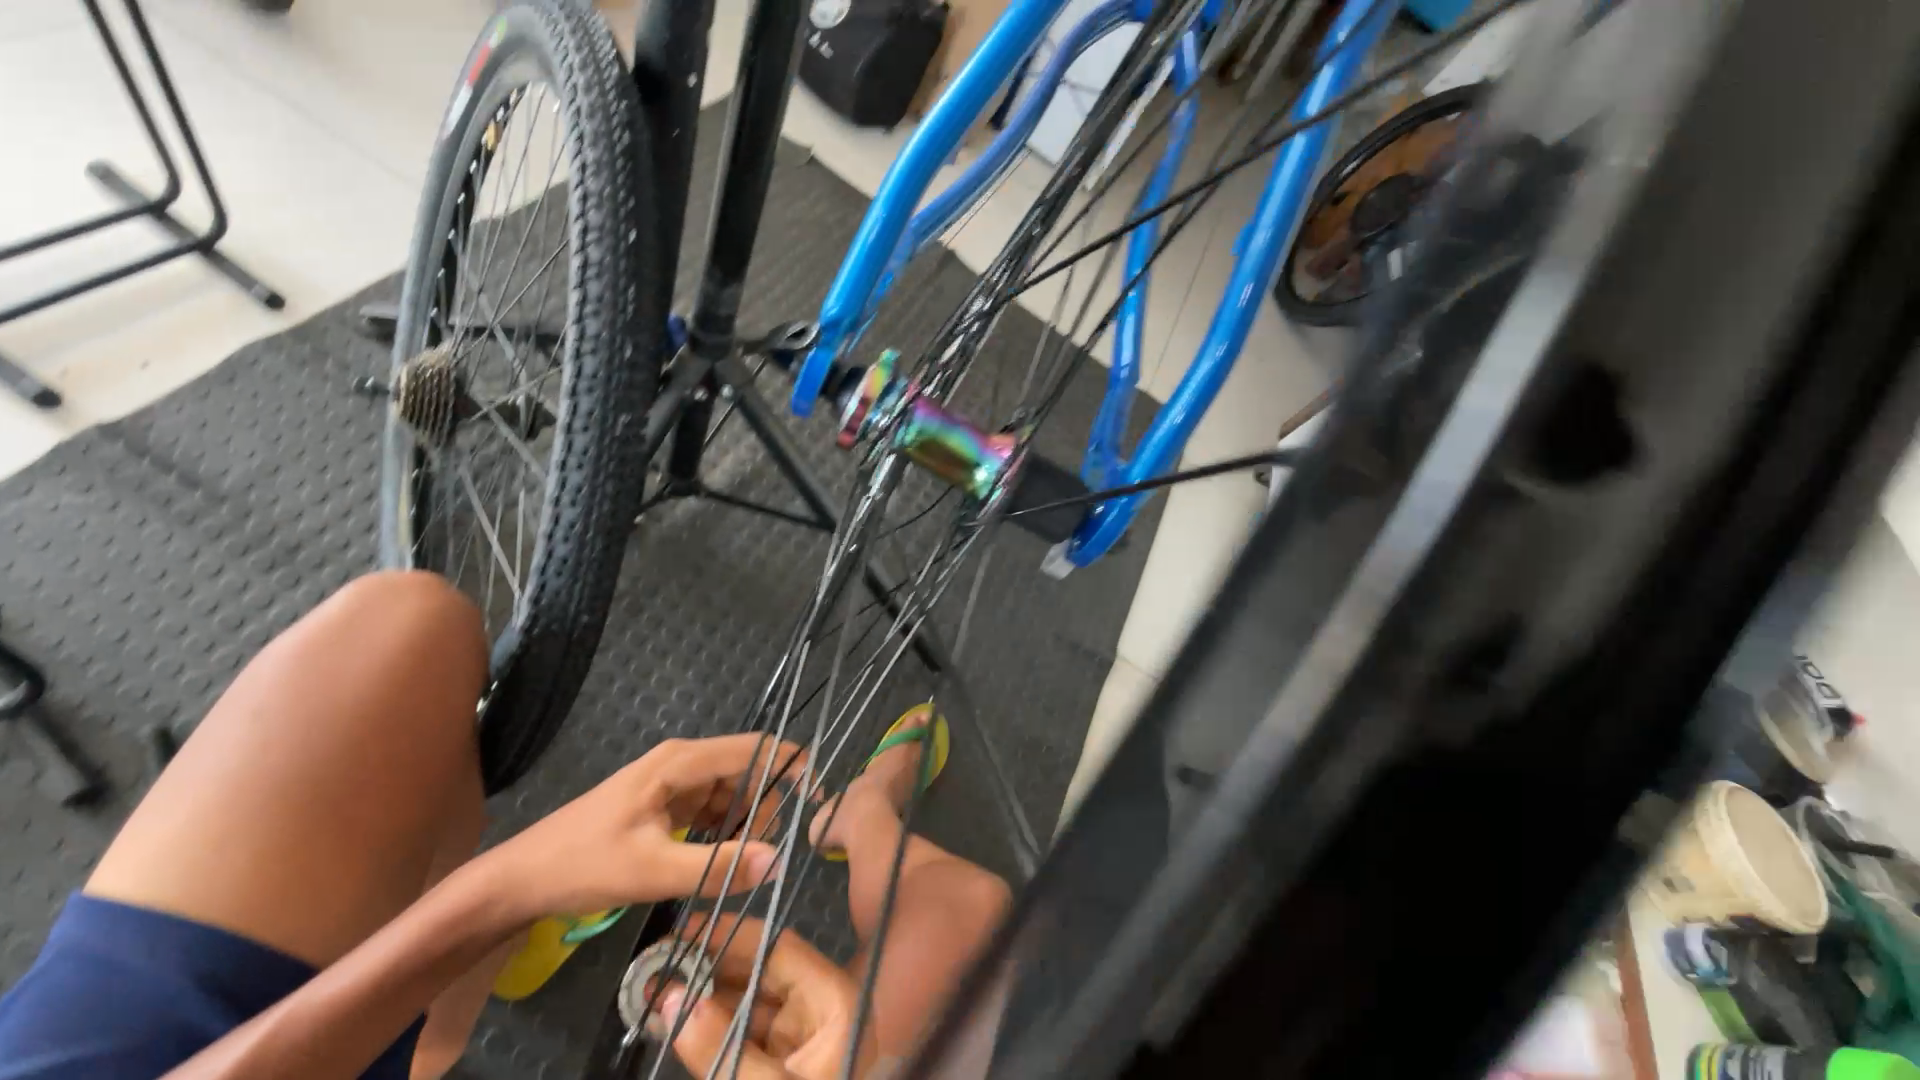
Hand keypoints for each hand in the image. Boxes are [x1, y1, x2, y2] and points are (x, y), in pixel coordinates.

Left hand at [484, 735, 806, 917]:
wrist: (520, 879)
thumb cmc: (582, 865)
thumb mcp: (652, 871)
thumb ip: (718, 866)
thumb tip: (781, 862)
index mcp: (681, 762)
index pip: (757, 748)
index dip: (792, 767)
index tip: (815, 802)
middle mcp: (683, 764)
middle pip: (749, 775)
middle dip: (764, 812)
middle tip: (755, 859)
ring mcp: (674, 784)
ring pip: (734, 797)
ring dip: (742, 828)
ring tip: (728, 867)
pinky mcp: (666, 806)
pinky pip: (713, 813)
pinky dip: (723, 836)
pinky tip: (711, 864)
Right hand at [651, 915, 876, 1079]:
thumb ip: (720, 1048)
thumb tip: (672, 1001)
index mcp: (835, 1003)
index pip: (778, 949)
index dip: (730, 936)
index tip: (683, 929)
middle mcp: (821, 1011)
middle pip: (760, 974)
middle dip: (708, 969)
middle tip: (656, 963)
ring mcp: (802, 1039)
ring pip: (746, 1004)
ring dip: (702, 998)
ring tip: (653, 989)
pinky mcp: (783, 1065)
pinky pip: (742, 1035)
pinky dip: (709, 1029)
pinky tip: (672, 1021)